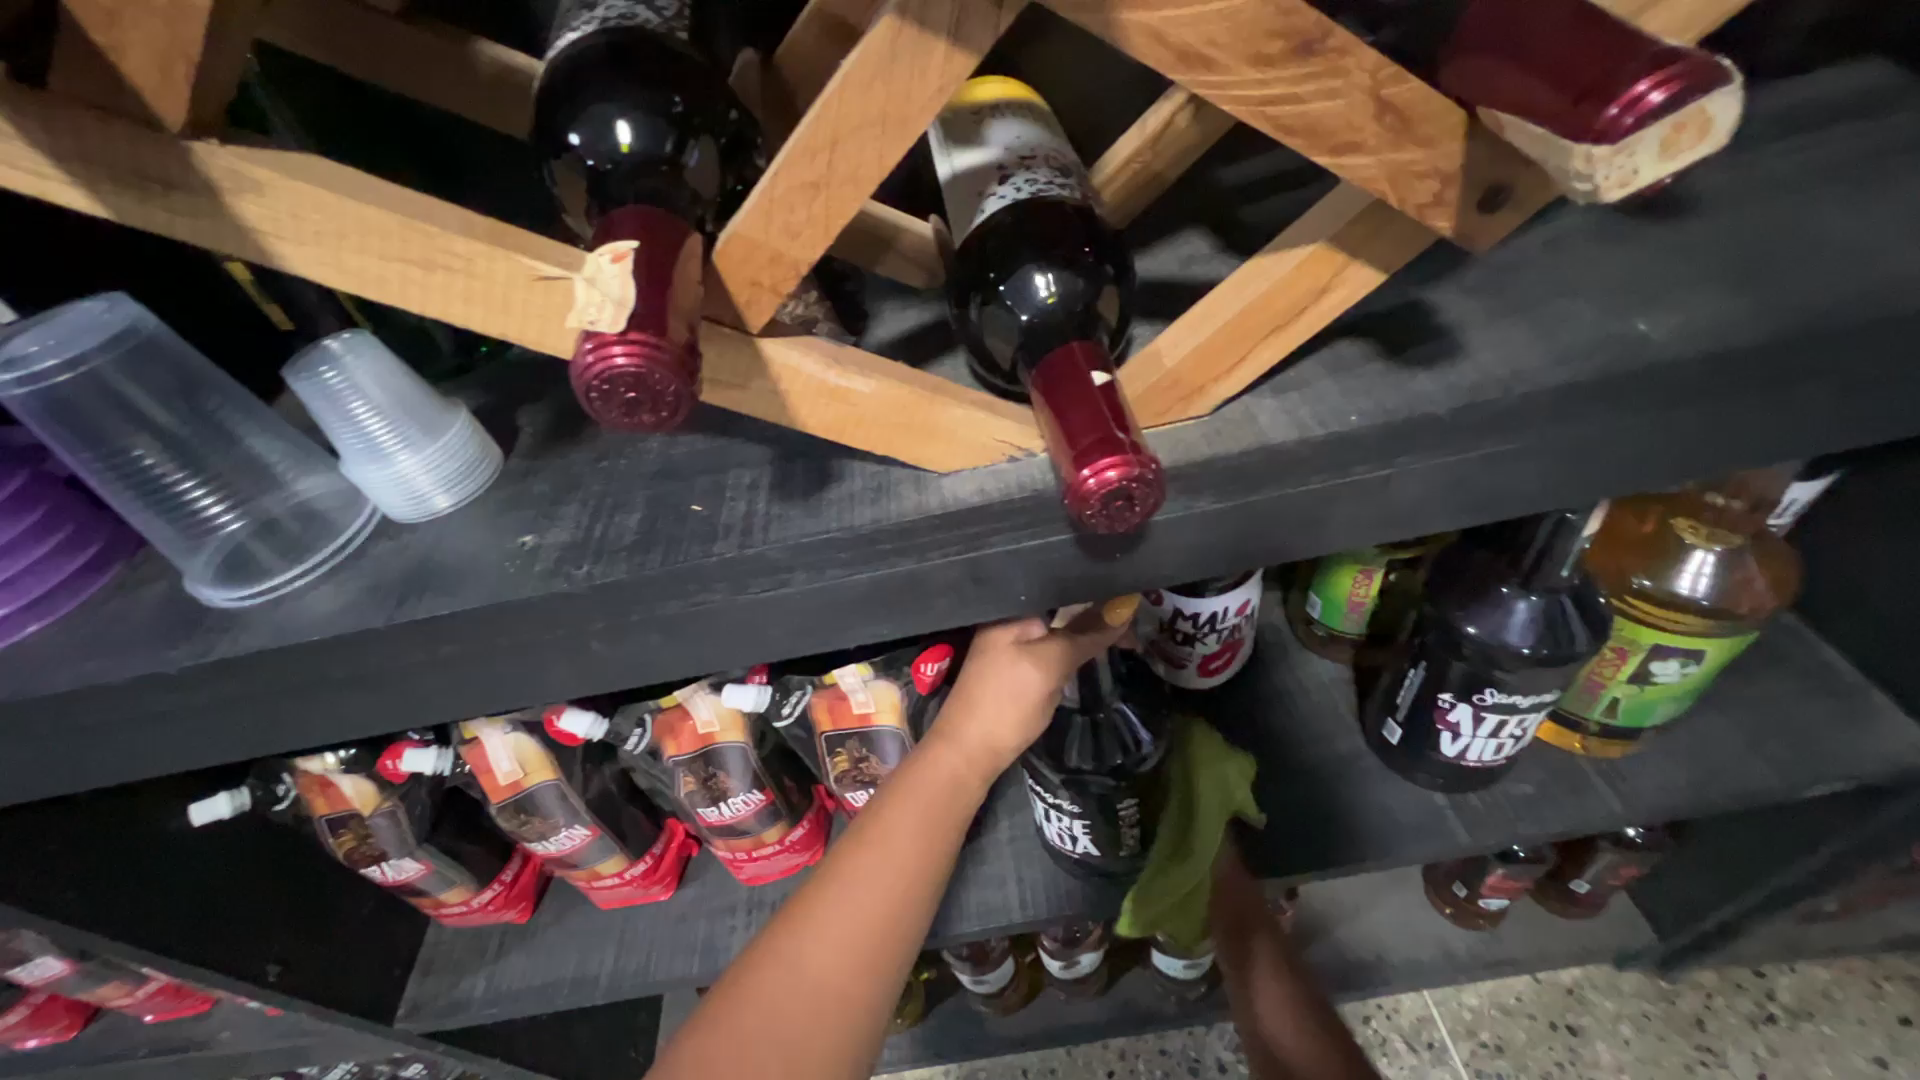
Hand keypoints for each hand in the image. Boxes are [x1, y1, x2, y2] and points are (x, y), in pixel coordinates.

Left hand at [926, 603, 1131, 781]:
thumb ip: (1085, 634)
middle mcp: (1010, 621)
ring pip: (1060, 630)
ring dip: (1088, 631)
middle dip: (1097, 613)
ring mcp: (1012, 645)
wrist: (969, 754)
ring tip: (1126, 632)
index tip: (1133, 599)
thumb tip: (1125, 607)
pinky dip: (1074, 648)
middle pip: (1062, 608)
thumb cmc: (1006, 703)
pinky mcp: (1016, 668)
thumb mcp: (1049, 665)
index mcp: (1012, 610)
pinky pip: (1052, 648)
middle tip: (1135, 622)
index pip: (1062, 587)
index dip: (1097, 591)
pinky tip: (1095, 647)